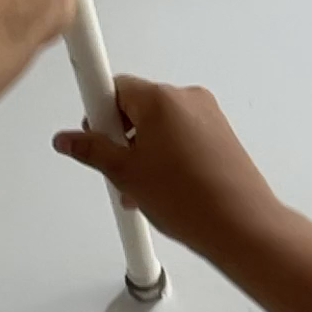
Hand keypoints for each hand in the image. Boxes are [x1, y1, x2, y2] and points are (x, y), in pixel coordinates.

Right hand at [52, 75, 284, 257]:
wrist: (240, 225)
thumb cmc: (192, 198)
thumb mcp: (125, 173)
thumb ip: (91, 150)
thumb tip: (70, 141)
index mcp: (160, 99)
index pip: (114, 85)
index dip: (98, 110)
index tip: (91, 128)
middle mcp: (186, 98)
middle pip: (136, 104)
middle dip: (120, 133)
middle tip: (116, 165)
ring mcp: (207, 114)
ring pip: (159, 122)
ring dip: (143, 146)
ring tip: (143, 184)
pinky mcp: (220, 133)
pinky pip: (182, 132)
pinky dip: (168, 151)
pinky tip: (164, 184)